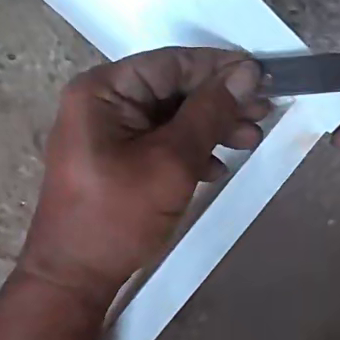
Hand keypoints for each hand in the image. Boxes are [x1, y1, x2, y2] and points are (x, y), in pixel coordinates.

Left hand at [18, 49, 267, 303]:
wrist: (73, 276)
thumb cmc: (117, 216)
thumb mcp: (170, 162)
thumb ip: (209, 113)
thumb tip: (246, 73)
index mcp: (100, 91)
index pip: (169, 63)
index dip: (219, 68)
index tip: (266, 78)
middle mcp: (98, 103)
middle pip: (169, 88)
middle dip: (218, 101)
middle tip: (264, 114)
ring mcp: (102, 133)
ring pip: (167, 116)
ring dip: (209, 128)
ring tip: (250, 141)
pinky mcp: (110, 160)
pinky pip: (156, 141)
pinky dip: (187, 150)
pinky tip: (216, 167)